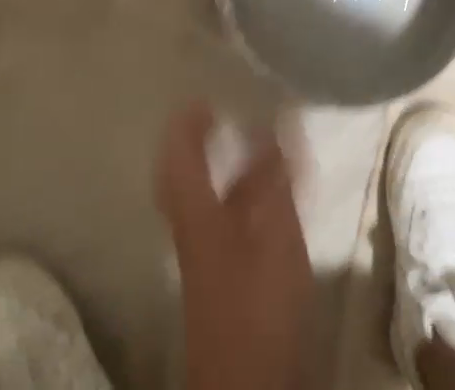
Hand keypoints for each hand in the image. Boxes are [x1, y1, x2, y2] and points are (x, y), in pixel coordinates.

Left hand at [156, 104, 313, 389]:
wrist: (244, 377)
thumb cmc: (256, 299)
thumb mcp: (273, 232)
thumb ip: (275, 178)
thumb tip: (276, 121)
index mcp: (193, 208)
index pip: (177, 152)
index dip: (186, 121)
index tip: (202, 94)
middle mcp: (191, 224)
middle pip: (184, 174)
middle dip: (199, 143)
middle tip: (221, 115)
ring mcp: (204, 251)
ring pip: (207, 197)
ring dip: (225, 169)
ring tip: (256, 145)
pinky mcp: (221, 273)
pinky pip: (226, 219)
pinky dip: (242, 197)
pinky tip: (271, 196)